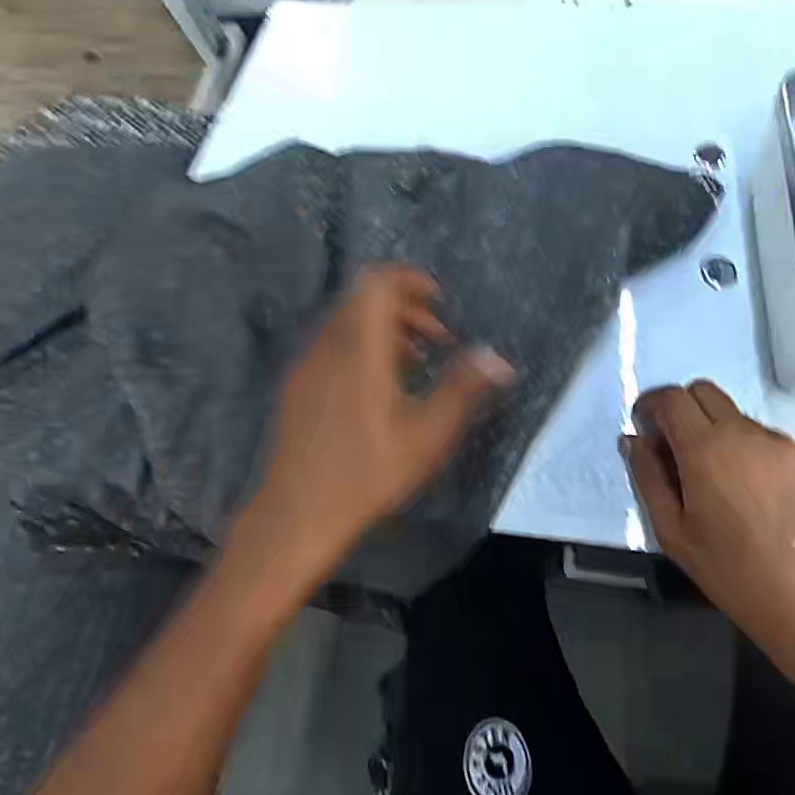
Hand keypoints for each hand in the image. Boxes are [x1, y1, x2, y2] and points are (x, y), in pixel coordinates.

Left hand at [231, 267, 513, 586]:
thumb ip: (463, 388)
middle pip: (363, 297)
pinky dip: (365, 345)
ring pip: (347, 320)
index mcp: (357, 349)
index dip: (410, 279)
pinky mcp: (298, 385)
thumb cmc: (367, 473)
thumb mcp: (428, 433)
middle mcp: (326, 346)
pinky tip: (385, 385)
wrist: (295, 516)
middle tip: (440, 338)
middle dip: (406, 306)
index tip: (441, 301)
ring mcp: (307, 365)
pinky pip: (334, 342)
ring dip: (387, 327)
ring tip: (419, 361)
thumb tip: (499, 358)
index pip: (376, 282)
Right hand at [624, 381, 794, 654]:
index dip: (651, 403)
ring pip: (734, 414)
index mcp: (706, 450)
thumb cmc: (726, 569)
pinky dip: (744, 447)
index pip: (673, 398)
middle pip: (704, 391)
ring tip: (716, 478)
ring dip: (714, 430)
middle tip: (674, 445)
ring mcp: (777, 442)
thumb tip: (634, 439)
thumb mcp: (671, 530)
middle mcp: (743, 433)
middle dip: (682, 408)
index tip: (645, 424)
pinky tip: (748, 489)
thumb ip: (648, 477)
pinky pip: (762, 436)